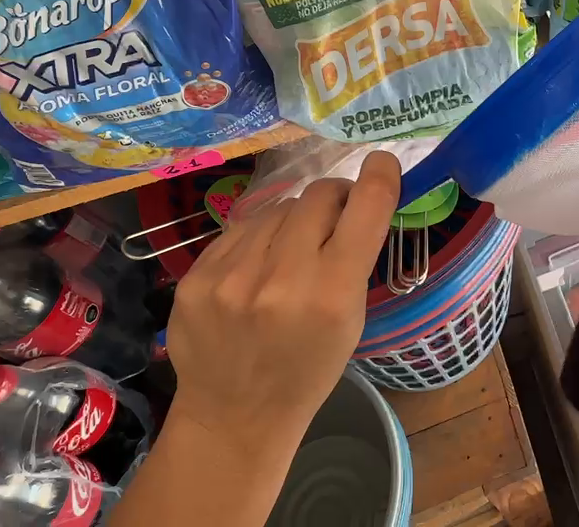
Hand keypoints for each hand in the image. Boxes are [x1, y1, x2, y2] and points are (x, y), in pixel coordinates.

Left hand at [164, 151, 400, 448]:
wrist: (234, 416)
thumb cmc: (309, 367)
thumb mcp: (351, 317)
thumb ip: (356, 255)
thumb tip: (360, 194)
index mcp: (333, 293)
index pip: (365, 206)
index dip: (379, 175)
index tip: (382, 163)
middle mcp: (282, 277)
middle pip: (319, 195)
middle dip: (334, 200)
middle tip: (334, 220)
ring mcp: (232, 276)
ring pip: (279, 207)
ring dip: (293, 219)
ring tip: (290, 253)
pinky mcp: (196, 278)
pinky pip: (241, 228)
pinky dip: (258, 236)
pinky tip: (257, 266)